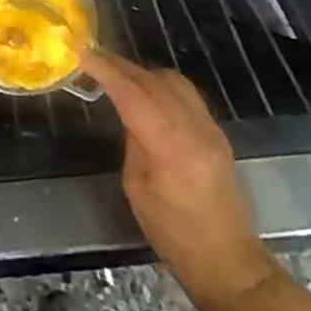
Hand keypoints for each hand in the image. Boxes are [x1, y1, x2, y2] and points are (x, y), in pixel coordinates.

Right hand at [82, 50, 277, 303]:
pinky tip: (148, 91)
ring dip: (144, 72)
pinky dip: (162, 84)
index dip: (107, 71)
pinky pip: (187, 93)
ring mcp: (209, 126)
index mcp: (169, 147)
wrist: (226, 257)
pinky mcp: (216, 131)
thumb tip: (129, 115)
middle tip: (95, 58)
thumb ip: (133, 143)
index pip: (133, 95)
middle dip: (122, 66)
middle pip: (154, 81)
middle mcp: (193, 127)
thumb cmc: (172, 233)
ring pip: (173, 81)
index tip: (84, 53)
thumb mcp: (137, 188)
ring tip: (119, 73)